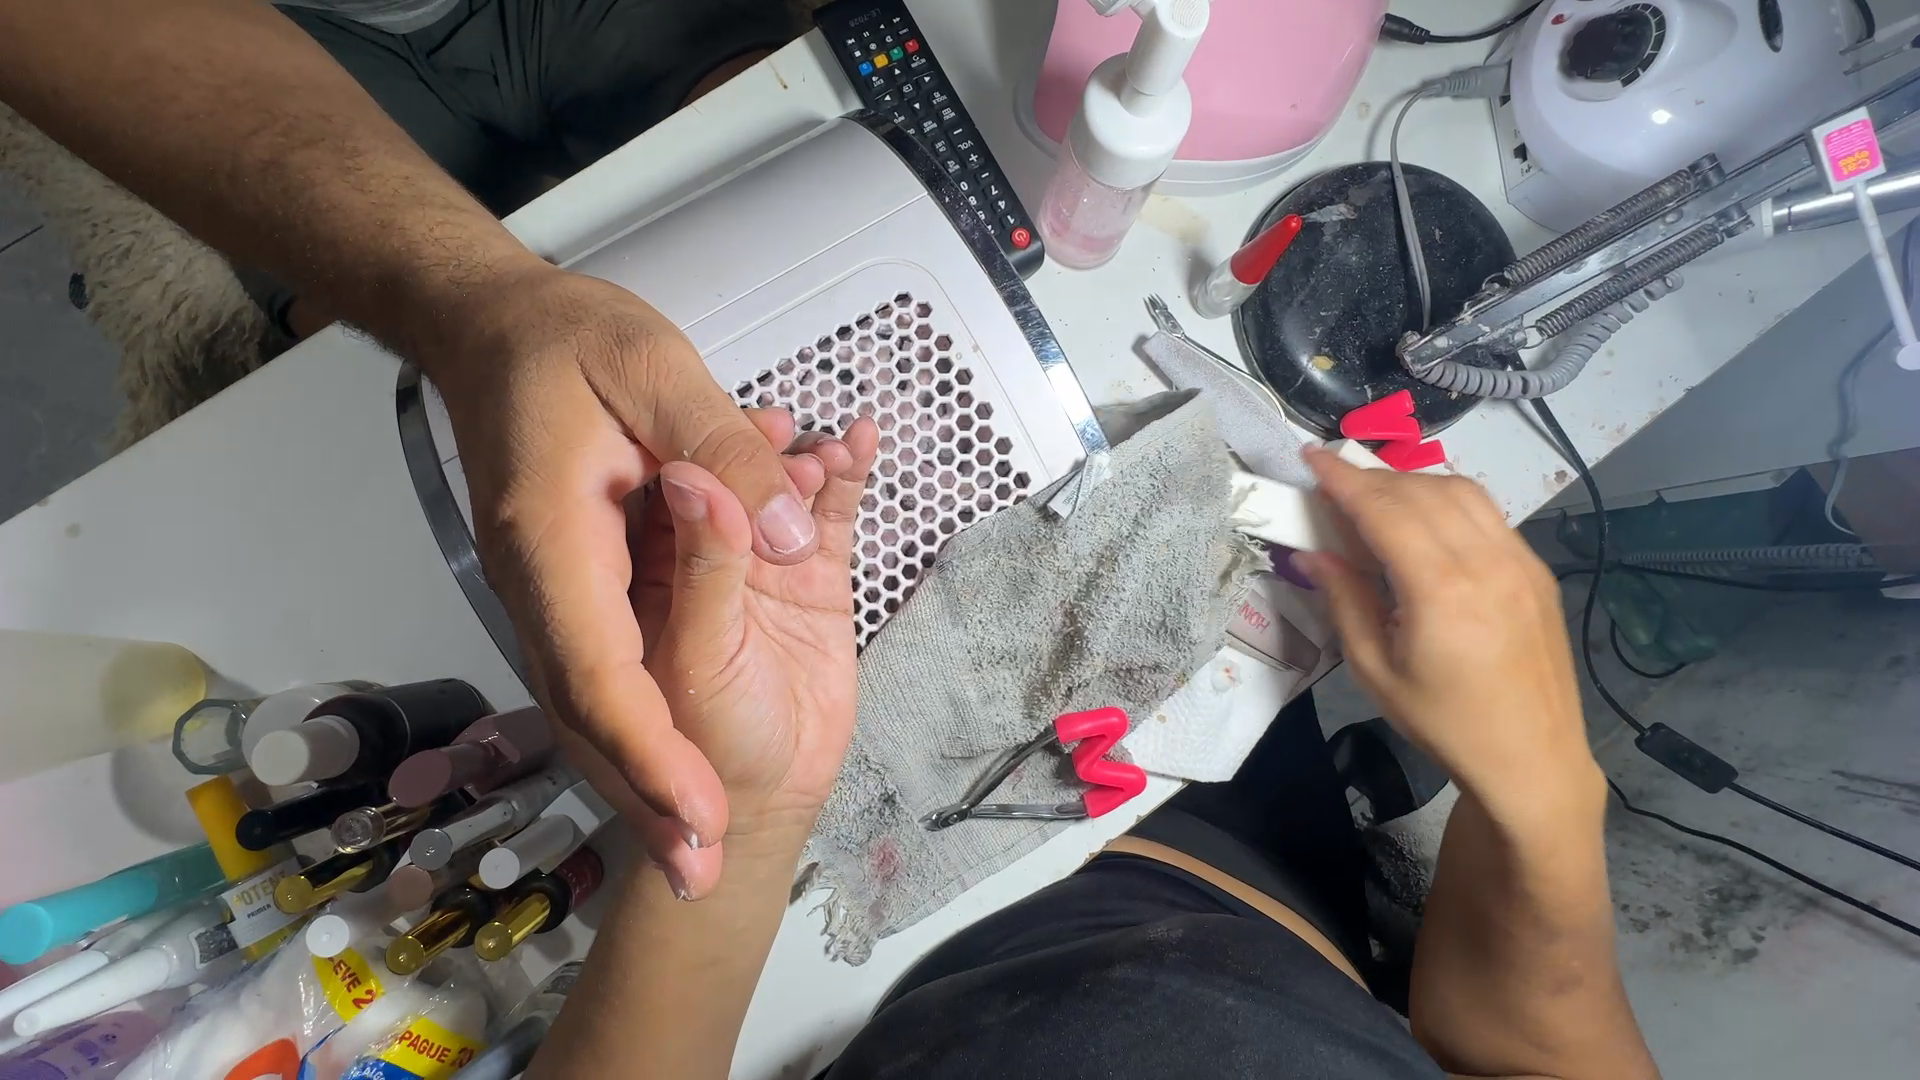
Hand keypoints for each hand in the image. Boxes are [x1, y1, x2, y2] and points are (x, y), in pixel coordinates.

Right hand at [419, 262, 823, 874]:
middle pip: (601, 708)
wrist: (498, 326)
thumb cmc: (570, 340)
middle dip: (654, 789)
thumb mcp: (656, 373)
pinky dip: (673, 684)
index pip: (600, 673)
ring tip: (706, 827)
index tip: (701, 819)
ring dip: (664, 752)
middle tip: (704, 867)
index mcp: (555, 545)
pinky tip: (710, 704)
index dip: (649, 753)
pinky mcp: (591, 574)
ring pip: (618, 686)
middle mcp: (550, 586)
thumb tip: (784, 535)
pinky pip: (637, 638)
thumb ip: (724, 454)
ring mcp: (566, 586)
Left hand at [631, 414, 878, 896]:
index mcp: (643, 569)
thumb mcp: (699, 658)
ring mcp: (760, 561)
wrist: (774, 798)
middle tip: (777, 424)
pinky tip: (859, 445)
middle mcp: (699, 555)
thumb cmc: (716, 746)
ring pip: (778, 490)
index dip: (686, 446)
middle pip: (726, 476)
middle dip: (753, 447)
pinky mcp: (814, 576)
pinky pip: (829, 518)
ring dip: (802, 461)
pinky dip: (846, 482)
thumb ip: (704, 572)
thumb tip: (700, 481)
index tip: (714, 413)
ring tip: (828, 448)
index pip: (662, 490)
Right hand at [1292, 446, 1599, 814]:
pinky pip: (1486, 513)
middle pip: (1420, 491)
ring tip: (1371, 497)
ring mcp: (1520, 562)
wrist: (1532, 759)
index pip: (1385, 510)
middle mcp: (1487, 563)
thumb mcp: (1374, 668)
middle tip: (1330, 482)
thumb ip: (1343, 600)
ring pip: (1460, 491)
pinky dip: (1443, 500)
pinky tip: (1420, 520)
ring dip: (1409, 482)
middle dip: (1369, 477)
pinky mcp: (1535, 570)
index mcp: (1441, 591)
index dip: (1343, 479)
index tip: (1310, 456)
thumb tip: (1313, 553)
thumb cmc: (1442, 721)